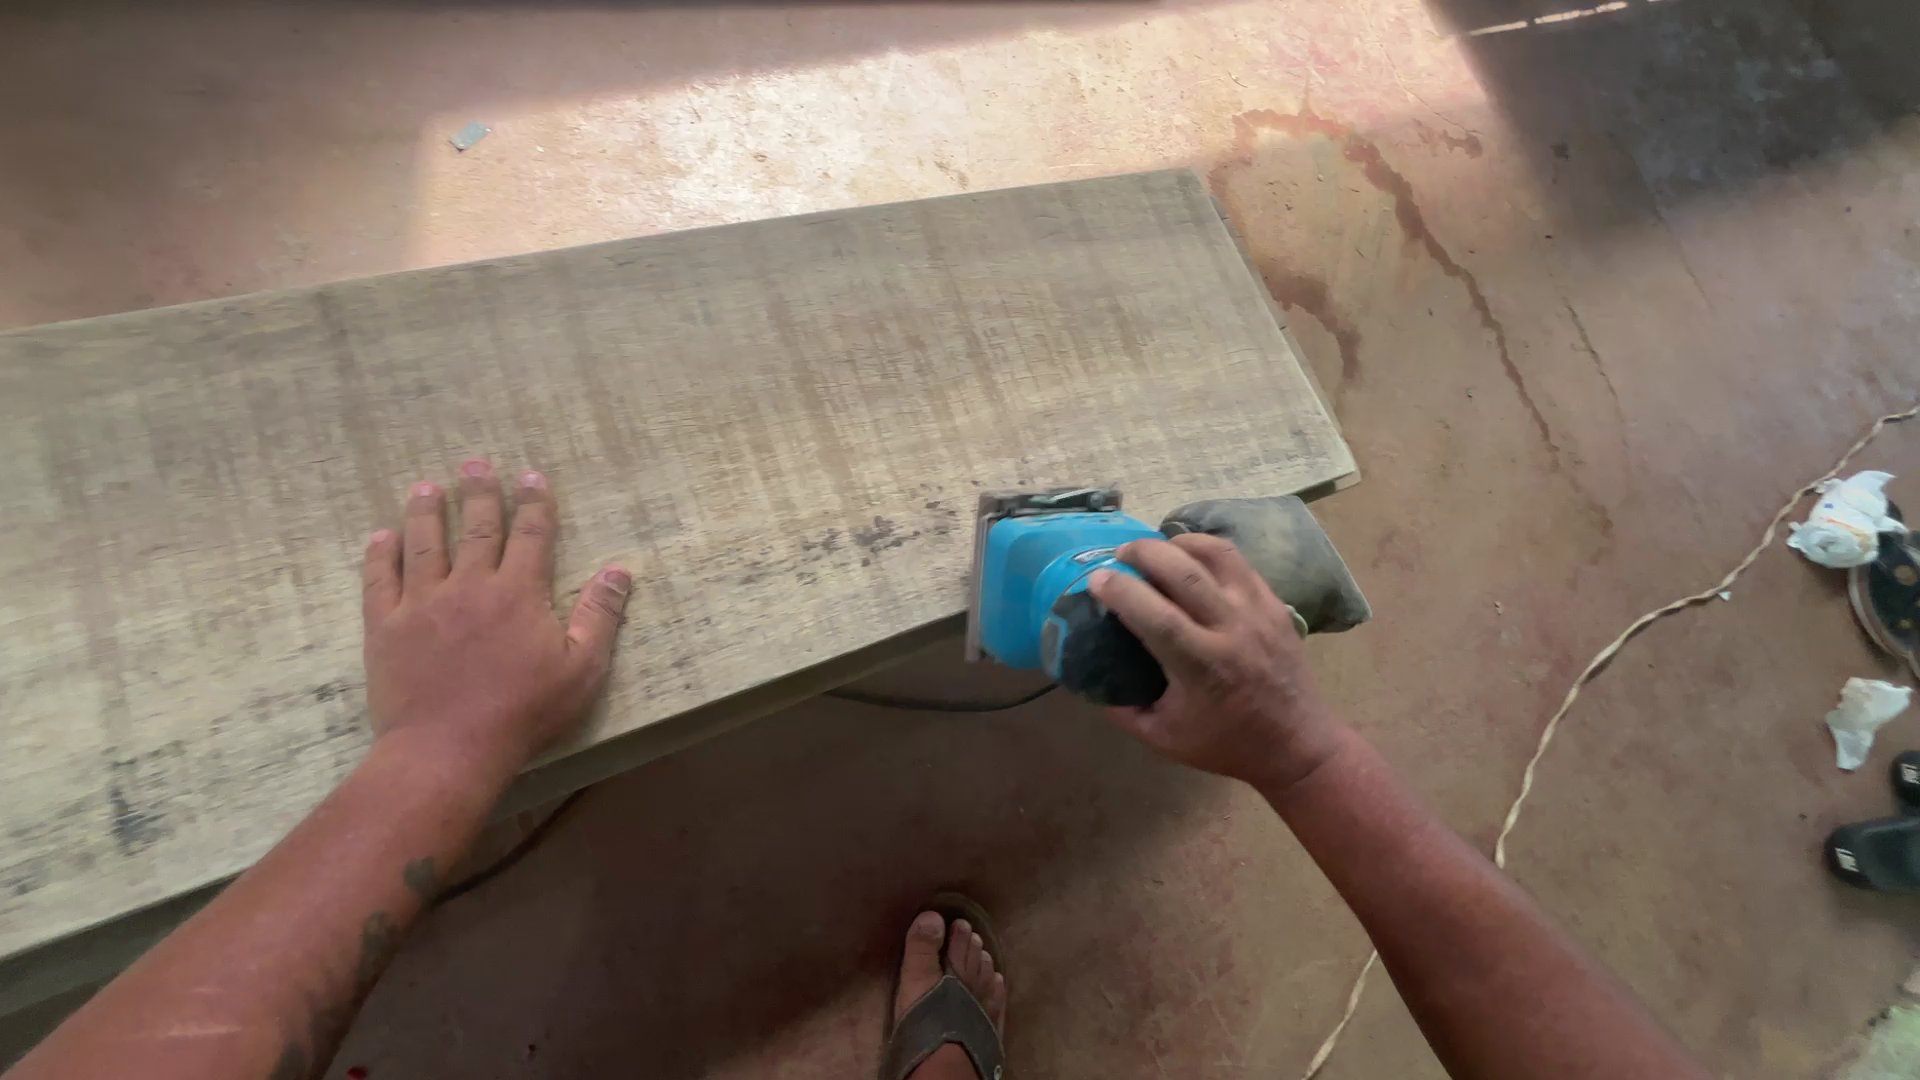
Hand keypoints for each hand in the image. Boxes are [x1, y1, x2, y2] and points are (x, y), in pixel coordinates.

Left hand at [360, 459, 630, 775]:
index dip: (535, 503)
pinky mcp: (385, 628)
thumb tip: (619, 570)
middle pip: (478, 529)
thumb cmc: (525, 709)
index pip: (531, 535)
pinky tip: (382, 536)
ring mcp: (422, 604)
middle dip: (482, 494)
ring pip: (424, 545)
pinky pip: (378, 580)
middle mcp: (470, 586)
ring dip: (428, 512)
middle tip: (476, 464)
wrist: (448, 748)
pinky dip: (380, 555)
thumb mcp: (583, 667)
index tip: (532, 476)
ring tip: (428, 486)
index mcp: (520, 592)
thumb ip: (600, 615)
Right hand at [1088, 534, 1345, 791]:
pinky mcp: (1273, 602)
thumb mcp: (1162, 737)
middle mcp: (1231, 630)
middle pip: (1183, 571)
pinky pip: (1237, 561)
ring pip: (1215, 554)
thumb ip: (1121, 708)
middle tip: (1120, 555)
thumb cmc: (1225, 743)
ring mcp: (1257, 611)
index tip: (1097, 579)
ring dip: (1177, 543)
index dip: (1121, 590)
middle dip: (1143, 552)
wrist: (1297, 744)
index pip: (1155, 615)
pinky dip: (1205, 550)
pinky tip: (1188, 558)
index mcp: (1201, 666)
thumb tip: (1089, 676)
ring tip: (1156, 550)